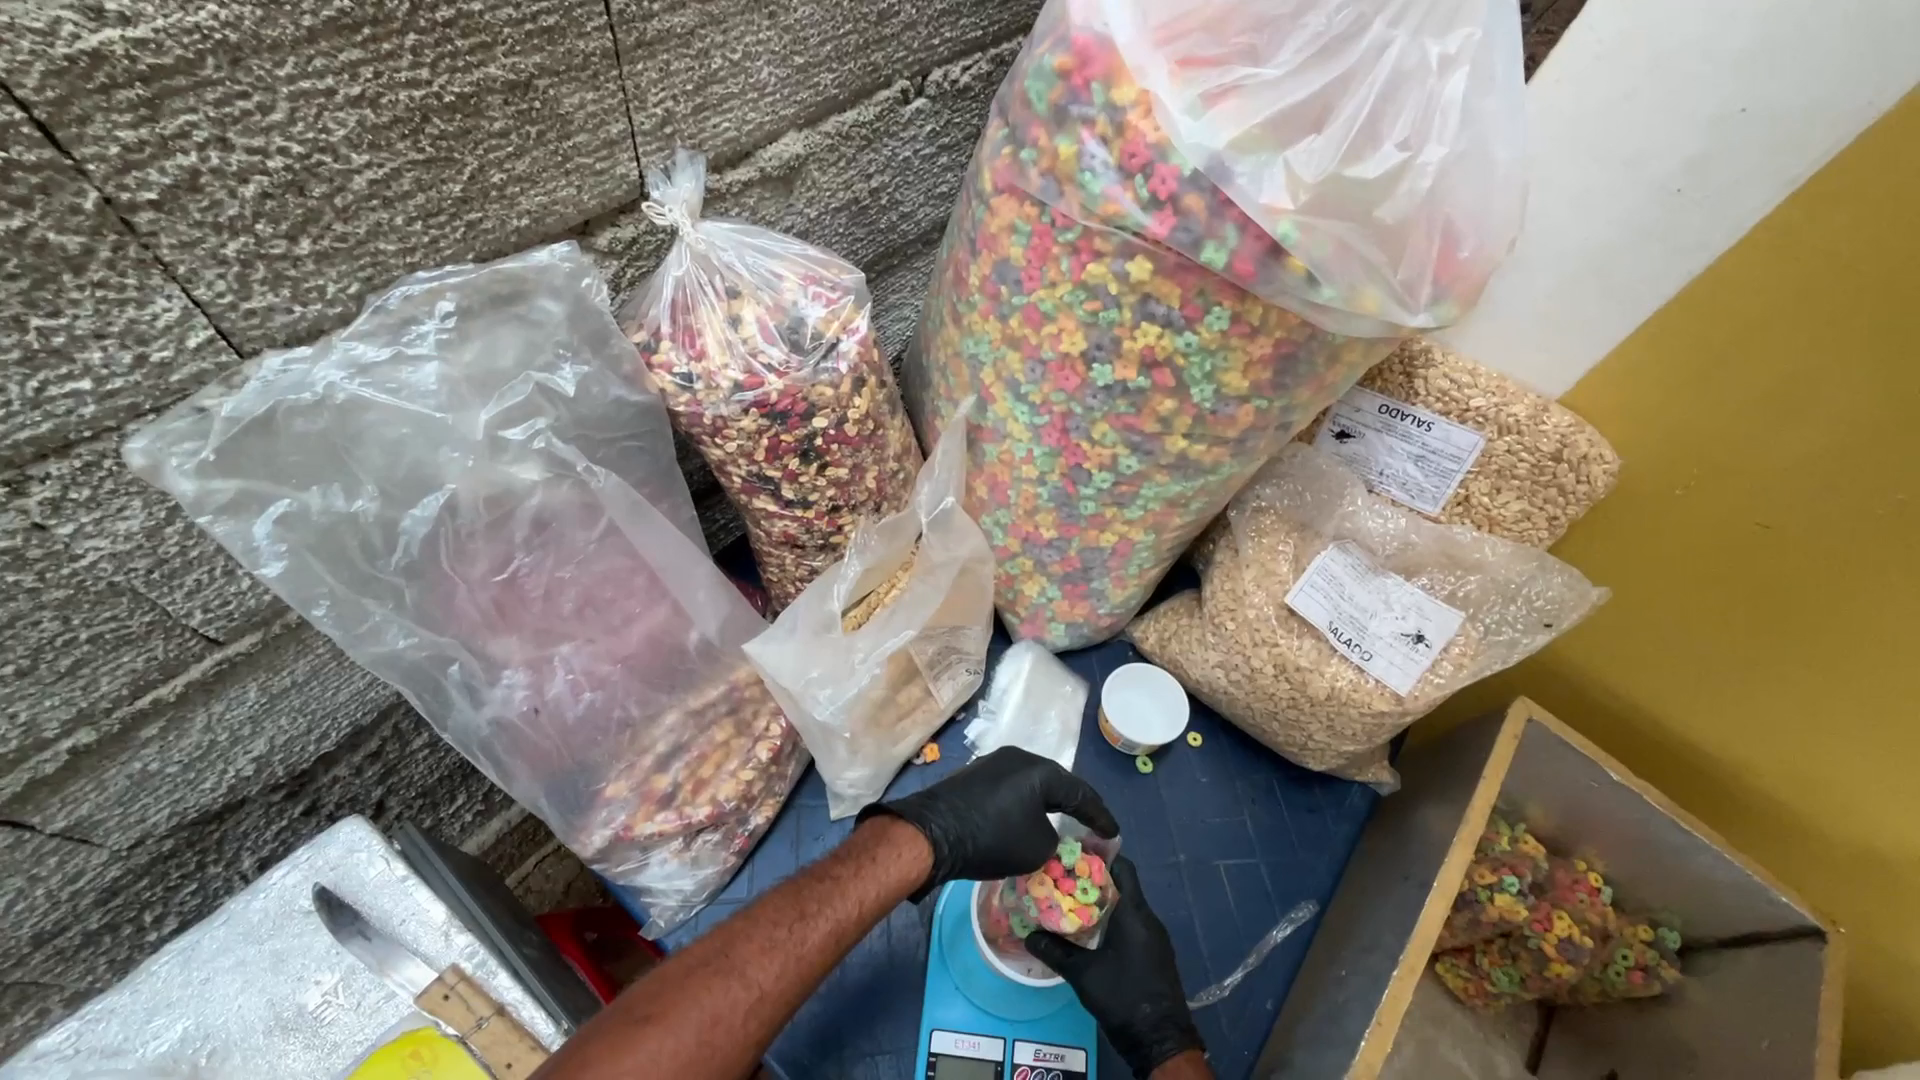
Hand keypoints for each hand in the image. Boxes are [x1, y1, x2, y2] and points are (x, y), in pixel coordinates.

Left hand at [858, 747, 1117, 898]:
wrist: (933, 833)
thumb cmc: (993, 838)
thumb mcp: (1038, 848)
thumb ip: (1055, 839)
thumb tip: (1049, 833)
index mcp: (1040, 770)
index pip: (1080, 793)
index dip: (1100, 816)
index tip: (1113, 833)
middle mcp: (1017, 758)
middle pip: (1055, 783)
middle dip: (1073, 805)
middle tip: (1089, 823)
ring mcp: (991, 764)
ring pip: (1029, 785)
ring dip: (1044, 805)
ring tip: (1058, 822)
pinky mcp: (972, 778)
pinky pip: (1008, 790)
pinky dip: (1022, 806)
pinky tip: (1023, 820)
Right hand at [1025, 857, 1203, 1077]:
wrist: (1161, 1040)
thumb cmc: (1123, 998)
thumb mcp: (1083, 975)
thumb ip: (1055, 951)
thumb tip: (1028, 936)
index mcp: (1134, 913)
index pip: (1122, 868)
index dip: (1099, 856)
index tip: (1073, 854)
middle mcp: (1147, 919)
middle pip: (1121, 886)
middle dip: (1092, 880)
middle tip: (1061, 879)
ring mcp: (1152, 938)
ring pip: (1124, 907)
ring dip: (1100, 902)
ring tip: (1068, 902)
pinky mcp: (1152, 954)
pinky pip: (1130, 925)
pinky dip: (1110, 921)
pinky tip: (1087, 932)